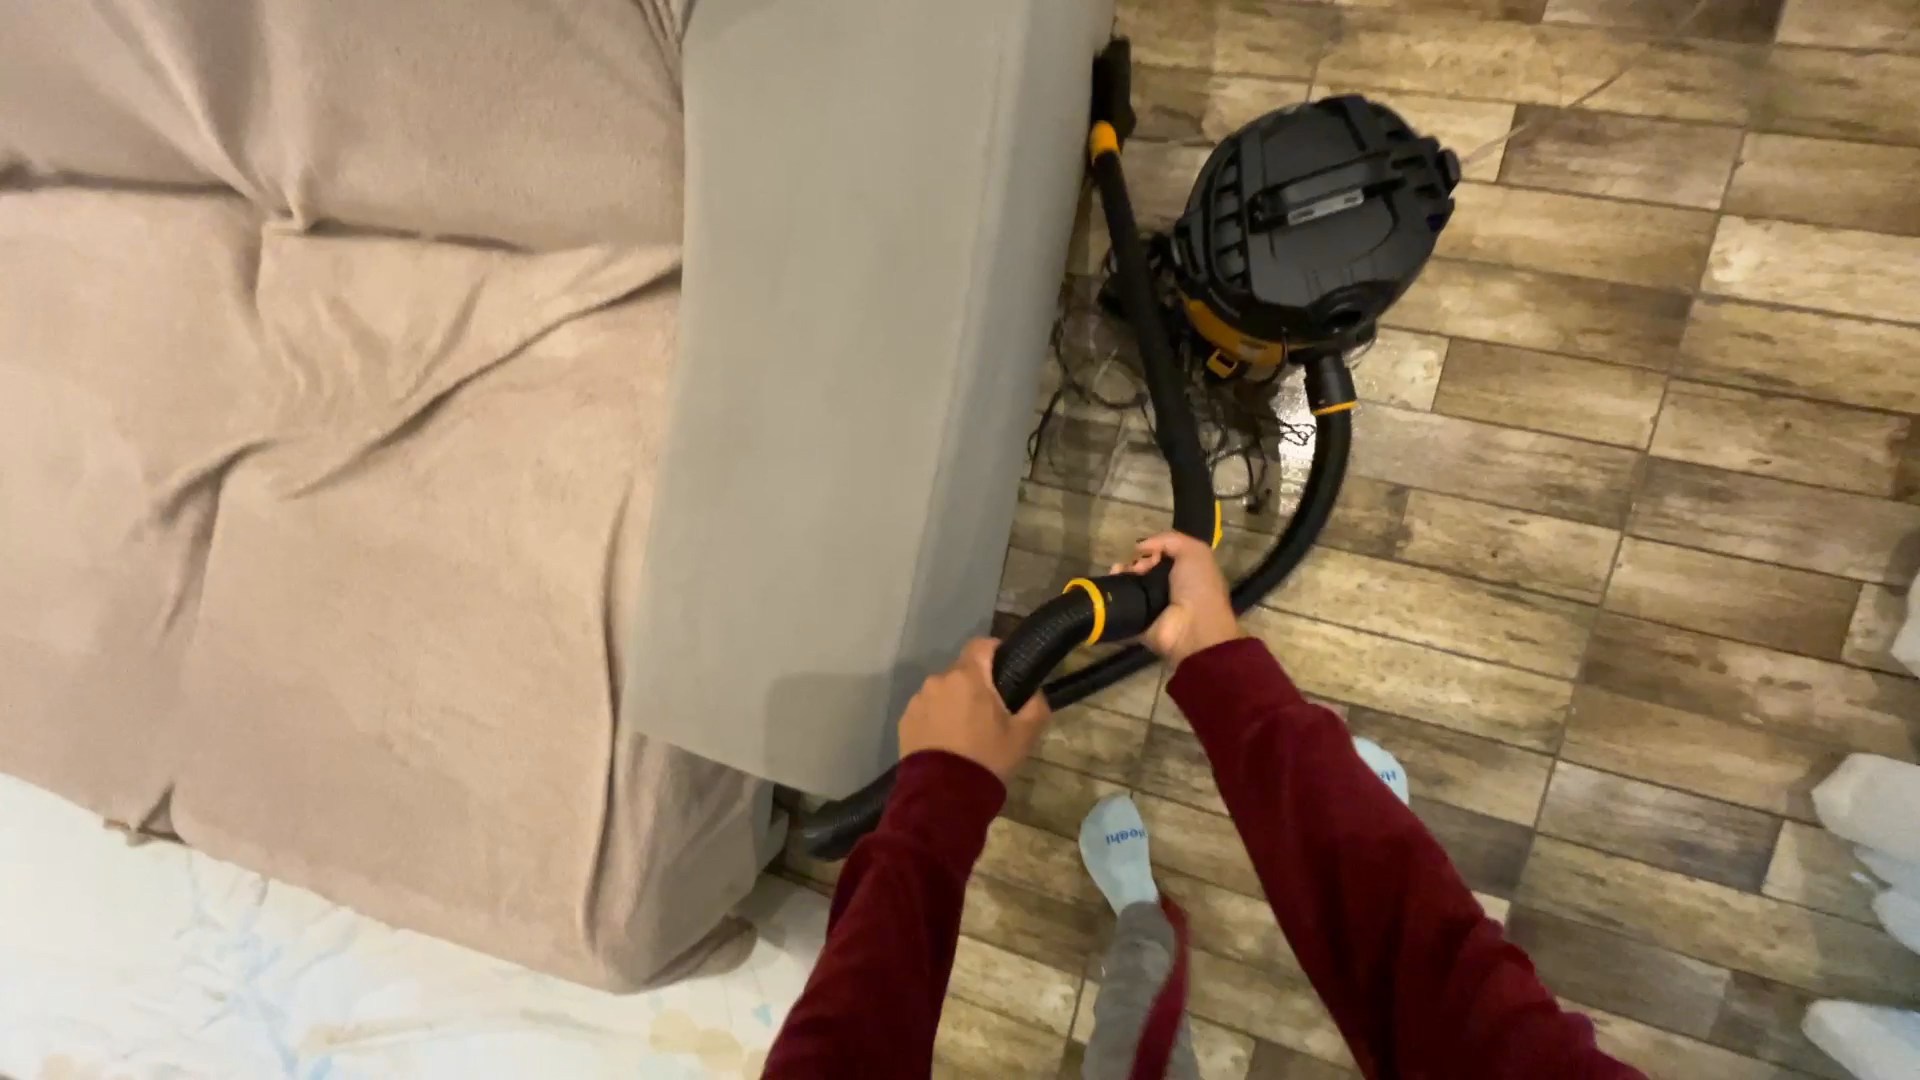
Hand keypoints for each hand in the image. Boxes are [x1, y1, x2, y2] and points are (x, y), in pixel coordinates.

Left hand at [898, 638, 1051, 781]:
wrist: (944, 797)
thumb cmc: (987, 760)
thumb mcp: (1024, 736)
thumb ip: (1036, 705)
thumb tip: (1034, 691)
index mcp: (968, 677)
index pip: (981, 644)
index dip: (995, 651)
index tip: (1005, 669)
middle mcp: (939, 680)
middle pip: (962, 671)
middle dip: (976, 685)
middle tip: (990, 713)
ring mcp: (918, 700)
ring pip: (943, 690)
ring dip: (954, 702)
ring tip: (965, 732)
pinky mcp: (905, 720)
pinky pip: (927, 709)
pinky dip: (937, 718)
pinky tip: (946, 743)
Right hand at [1113, 531, 1242, 665]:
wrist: (1193, 627)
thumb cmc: (1197, 586)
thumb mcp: (1195, 552)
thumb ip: (1169, 540)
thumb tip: (1139, 546)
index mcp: (1184, 573)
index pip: (1160, 556)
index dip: (1151, 551)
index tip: (1147, 554)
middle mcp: (1166, 588)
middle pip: (1142, 569)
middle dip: (1134, 563)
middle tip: (1136, 568)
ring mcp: (1150, 605)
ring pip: (1128, 584)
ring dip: (1120, 574)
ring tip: (1117, 572)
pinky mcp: (1136, 620)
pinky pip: (1119, 604)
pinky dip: (1111, 593)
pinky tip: (1110, 584)